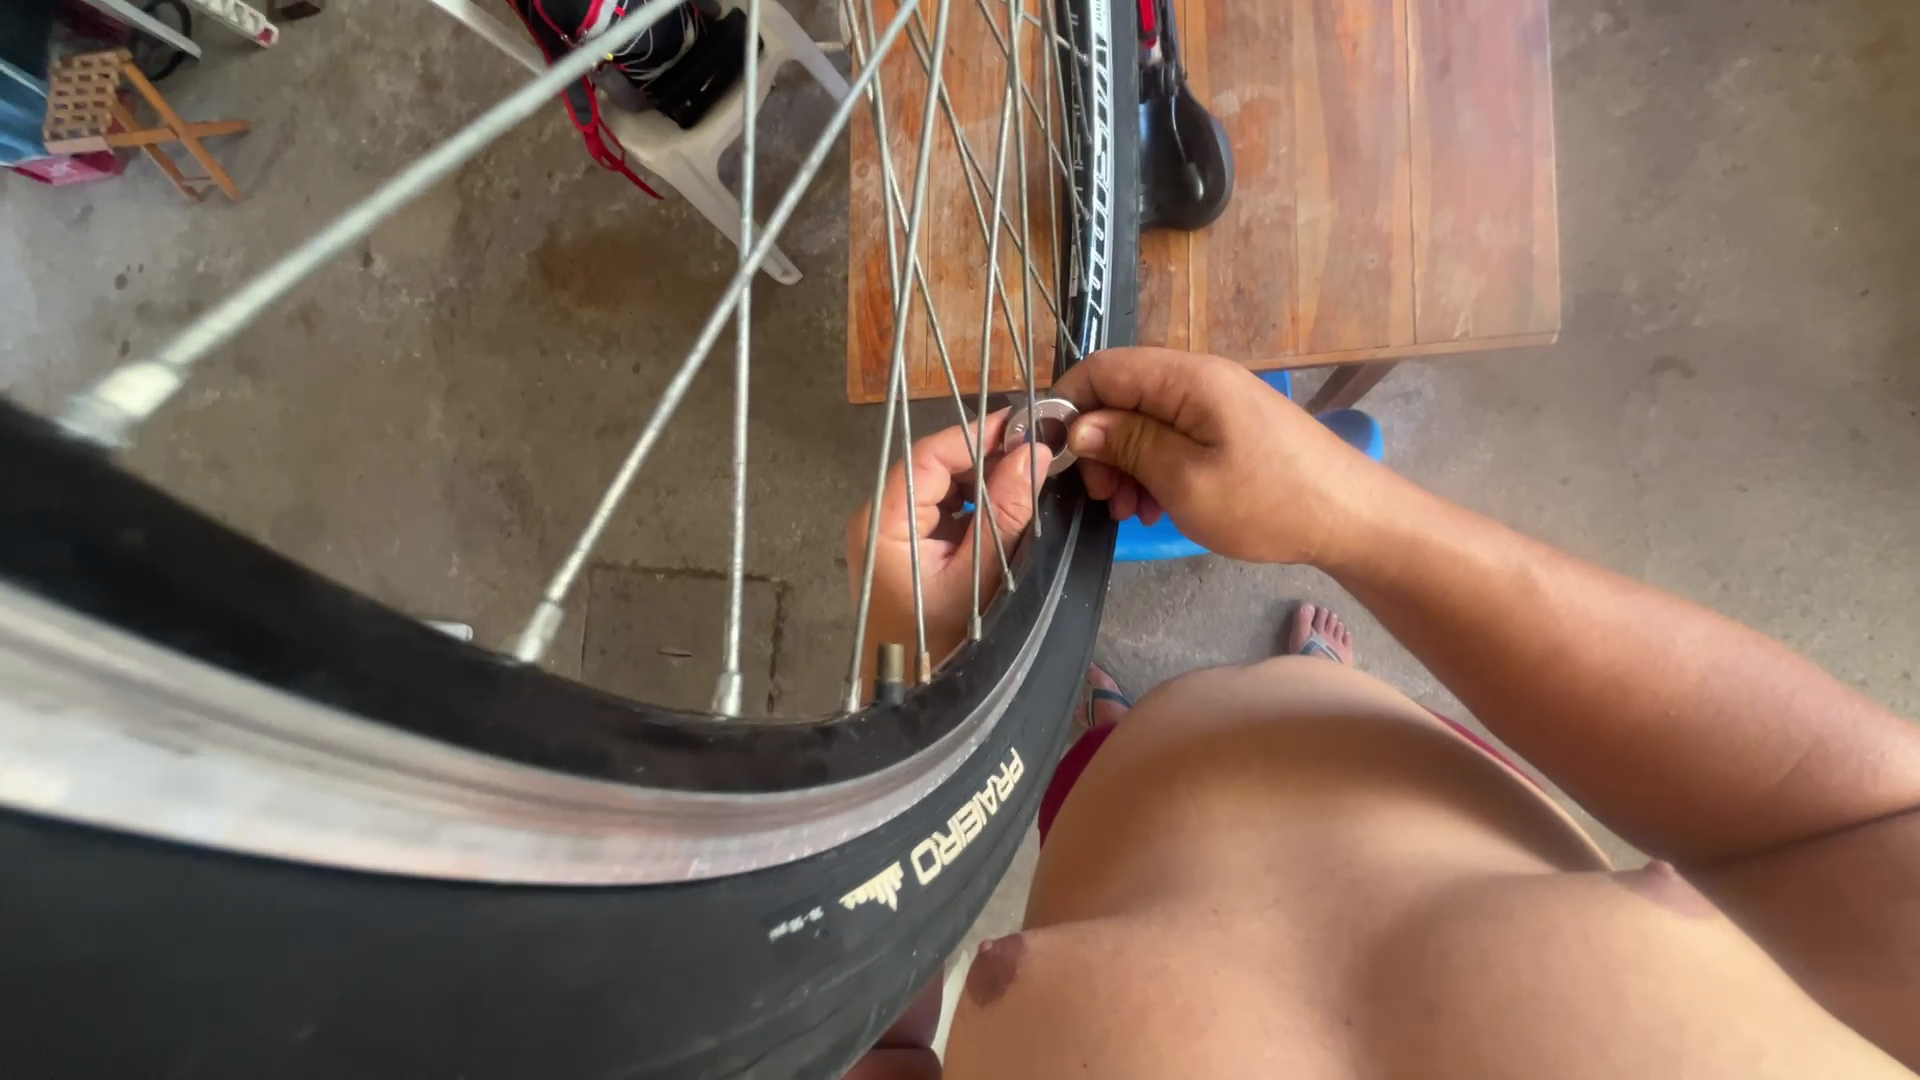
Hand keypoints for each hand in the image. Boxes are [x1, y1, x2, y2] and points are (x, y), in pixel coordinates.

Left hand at [846, 410, 1051, 678]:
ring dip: (985, 480)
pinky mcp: (908, 548)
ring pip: (942, 487)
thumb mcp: (982, 578)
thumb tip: (1036, 451)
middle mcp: (879, 519)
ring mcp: (892, 534)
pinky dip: (978, 505)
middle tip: (1038, 451)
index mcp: (883, 523)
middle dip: (985, 457)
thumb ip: (1007, 514)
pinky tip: (1010, 508)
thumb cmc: (944, 645)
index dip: (974, 434)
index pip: (927, 456)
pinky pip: (945, 511)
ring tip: (1031, 477)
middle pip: (934, 468)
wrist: (916, 699)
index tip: (1023, 423)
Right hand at [1050, 347, 1382, 565]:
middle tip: (1103, 497)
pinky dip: (1152, 470)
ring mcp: (1213, 404)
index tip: (1052, 456)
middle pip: (1119, 396)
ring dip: (1124, 465)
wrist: (1352, 519)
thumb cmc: (1268, 501)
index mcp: (1186, 378)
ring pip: (1142, 422)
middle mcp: (1197, 380)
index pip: (1101, 368)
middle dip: (1098, 445)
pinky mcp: (1225, 428)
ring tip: (1130, 511)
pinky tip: (1156, 507)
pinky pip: (1170, 438)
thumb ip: (1128, 445)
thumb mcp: (1185, 480)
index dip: (1066, 405)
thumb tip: (1078, 426)